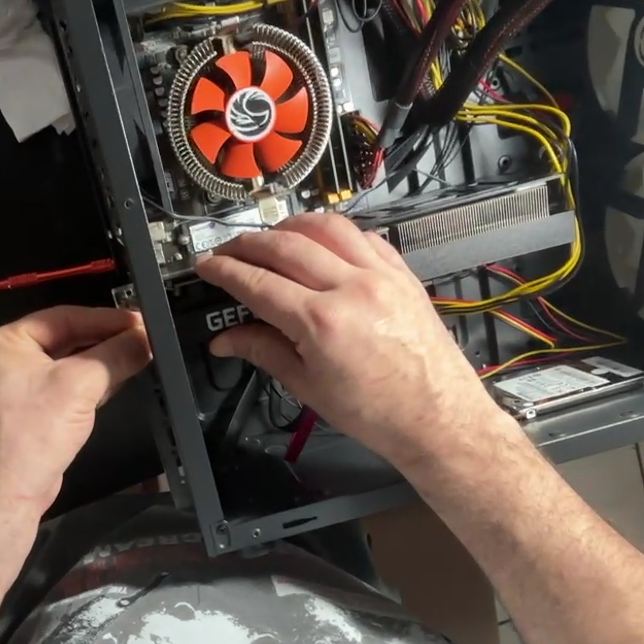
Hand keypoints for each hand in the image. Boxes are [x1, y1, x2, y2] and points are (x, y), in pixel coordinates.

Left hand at [0, 306, 152, 512]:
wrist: (8, 494)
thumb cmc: (33, 433)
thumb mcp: (79, 386)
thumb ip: (116, 356)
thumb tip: (147, 338)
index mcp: (6, 341)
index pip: (65, 316)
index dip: (107, 318)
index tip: (141, 321)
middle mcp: (9, 359)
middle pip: (68, 338)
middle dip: (108, 340)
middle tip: (146, 338)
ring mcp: (20, 387)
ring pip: (71, 363)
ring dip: (104, 361)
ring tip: (141, 355)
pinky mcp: (34, 412)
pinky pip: (69, 387)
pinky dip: (95, 383)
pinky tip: (122, 379)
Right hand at [196, 214, 512, 474]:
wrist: (436, 417)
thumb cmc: (377, 412)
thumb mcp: (307, 386)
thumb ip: (262, 352)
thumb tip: (226, 340)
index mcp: (321, 323)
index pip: (258, 283)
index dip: (224, 271)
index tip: (207, 266)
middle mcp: (351, 288)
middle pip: (285, 245)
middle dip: (248, 244)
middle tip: (228, 252)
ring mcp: (380, 275)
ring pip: (324, 226)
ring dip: (289, 226)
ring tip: (269, 238)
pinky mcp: (401, 273)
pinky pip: (361, 236)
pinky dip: (331, 233)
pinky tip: (318, 244)